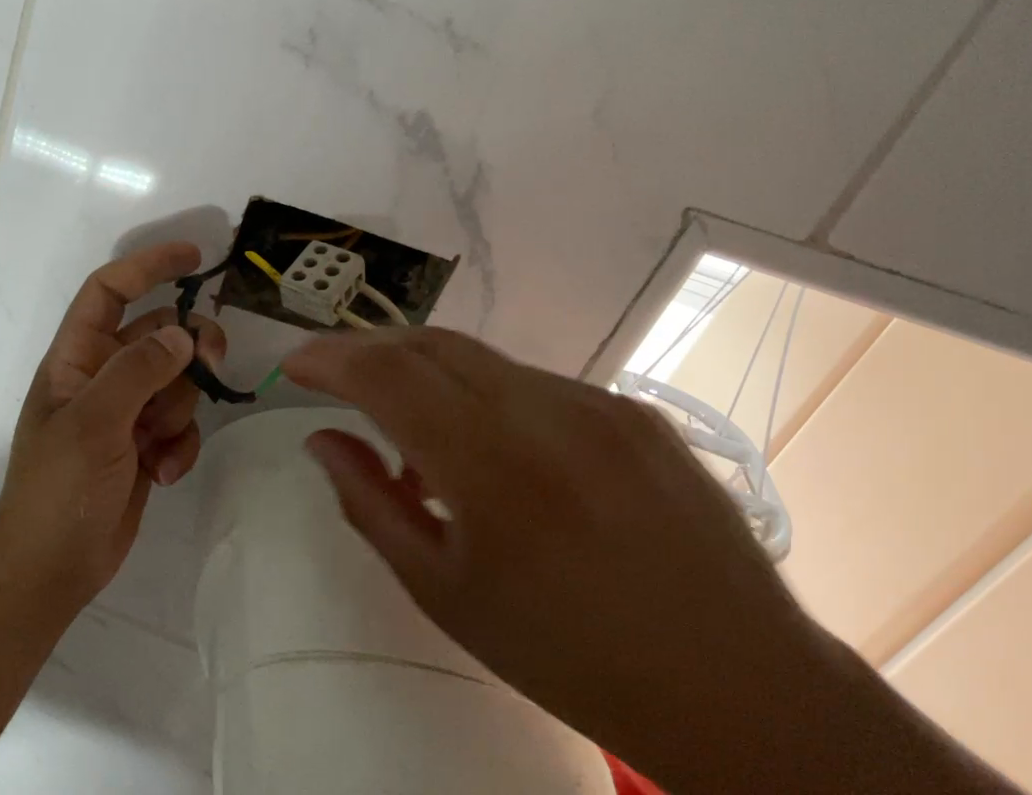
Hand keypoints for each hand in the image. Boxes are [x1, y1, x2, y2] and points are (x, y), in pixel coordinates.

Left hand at [0, 242, 225, 613]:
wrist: (50, 569)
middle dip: (186, 348)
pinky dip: (179, 447)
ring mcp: (123, 415)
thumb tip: (181, 333)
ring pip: (176, 384)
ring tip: (156, 444)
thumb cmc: (58, 489)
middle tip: (212, 363)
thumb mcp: (94, 422)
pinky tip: (162, 474)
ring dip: (179, 411)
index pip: (109, 291)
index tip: (197, 256)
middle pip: (158, 335)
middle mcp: (100, 378)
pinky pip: (179, 427)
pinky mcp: (143, 449)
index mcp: (74, 359)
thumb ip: (138, 370)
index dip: (148, 266)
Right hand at [282, 327, 837, 791]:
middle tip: (334, 377)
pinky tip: (494, 452)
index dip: (329, 358)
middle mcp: (547, 414)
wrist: (738, 687)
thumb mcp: (443, 591)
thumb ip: (370, 503)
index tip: (293, 366)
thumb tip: (321, 439)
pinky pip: (537, 385)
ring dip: (428, 375)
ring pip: (484, 361)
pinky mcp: (637, 412)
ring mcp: (601, 405)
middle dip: (370, 349)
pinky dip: (488, 398)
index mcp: (491, 467)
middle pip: (432, 344)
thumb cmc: (567, 655)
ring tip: (414, 435)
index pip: (387, 375)